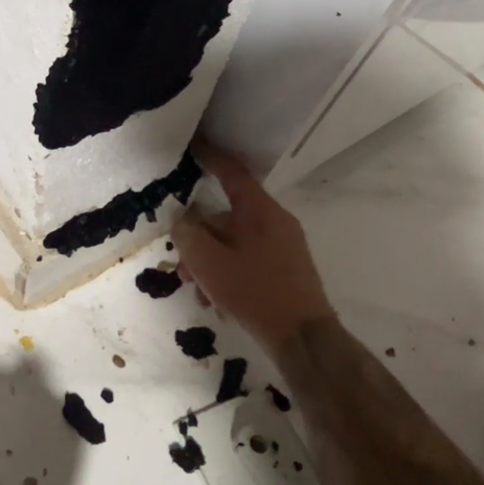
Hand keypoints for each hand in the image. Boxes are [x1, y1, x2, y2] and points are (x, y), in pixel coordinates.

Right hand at [174, 140, 335, 355]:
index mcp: (260, 211)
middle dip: (197, 238)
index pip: (232, 173)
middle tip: (180, 264)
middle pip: (225, 217)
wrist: (303, 339)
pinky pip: (246, 260)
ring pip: (232, 242)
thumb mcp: (208, 262)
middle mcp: (275, 222)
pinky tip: (216, 301)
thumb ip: (187, 233)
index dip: (209, 157)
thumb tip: (181, 220)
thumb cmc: (255, 292)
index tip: (191, 145)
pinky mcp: (285, 270)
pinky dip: (226, 273)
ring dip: (209, 261)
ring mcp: (283, 247)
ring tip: (198, 290)